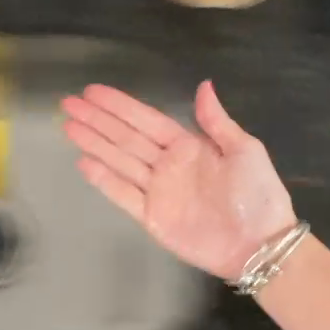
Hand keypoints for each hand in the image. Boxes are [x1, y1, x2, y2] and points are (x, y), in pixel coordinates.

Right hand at [61, 81, 296, 280]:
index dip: (120, 107)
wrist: (261, 243)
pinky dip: (105, 180)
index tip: (93, 92)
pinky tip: (84, 163)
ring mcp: (158, 192)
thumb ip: (216, 121)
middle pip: (126, 138)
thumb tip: (203, 85)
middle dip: (98, 121)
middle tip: (68, 104)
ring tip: (69, 127)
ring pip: (120, 162)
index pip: (147, 120)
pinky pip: (124, 196)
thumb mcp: (245, 149)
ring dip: (95, 144)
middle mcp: (168, 165)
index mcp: (189, 146)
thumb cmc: (259, 194)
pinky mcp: (153, 218)